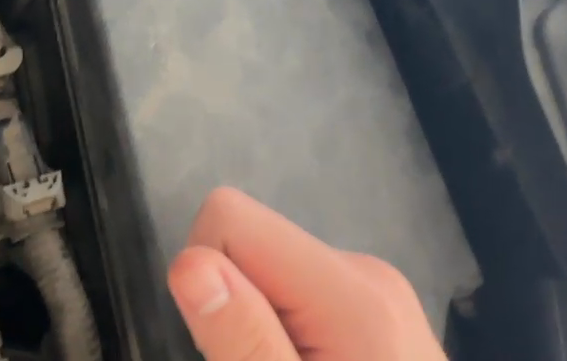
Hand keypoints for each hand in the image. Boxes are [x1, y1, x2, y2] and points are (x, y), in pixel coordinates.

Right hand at [168, 188, 445, 360]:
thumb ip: (244, 342)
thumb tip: (187, 264)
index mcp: (353, 291)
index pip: (228, 217)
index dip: (208, 278)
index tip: (232, 349)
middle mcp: (368, 275)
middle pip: (250, 242)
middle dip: (235, 307)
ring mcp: (379, 296)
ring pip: (268, 271)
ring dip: (258, 324)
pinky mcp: (379, 317)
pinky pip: (297, 295)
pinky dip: (285, 334)